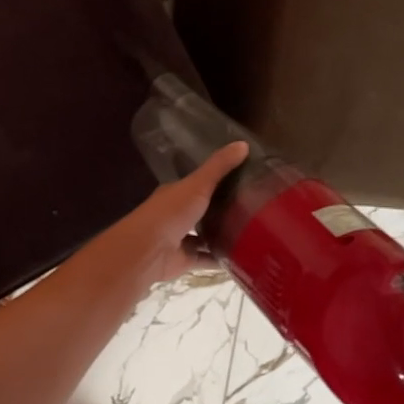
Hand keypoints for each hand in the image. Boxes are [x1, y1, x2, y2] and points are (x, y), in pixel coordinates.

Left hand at [114, 141, 249, 283]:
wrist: (147, 250)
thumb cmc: (170, 212)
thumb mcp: (197, 184)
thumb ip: (219, 167)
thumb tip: (243, 144)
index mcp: (176, 193)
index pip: (199, 184)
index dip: (218, 181)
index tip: (245, 179)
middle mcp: (176, 215)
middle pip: (203, 210)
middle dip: (224, 210)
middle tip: (255, 208)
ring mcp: (180, 239)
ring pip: (205, 236)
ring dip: (223, 235)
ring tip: (253, 233)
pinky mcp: (184, 260)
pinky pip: (206, 258)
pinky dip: (221, 259)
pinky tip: (242, 257)